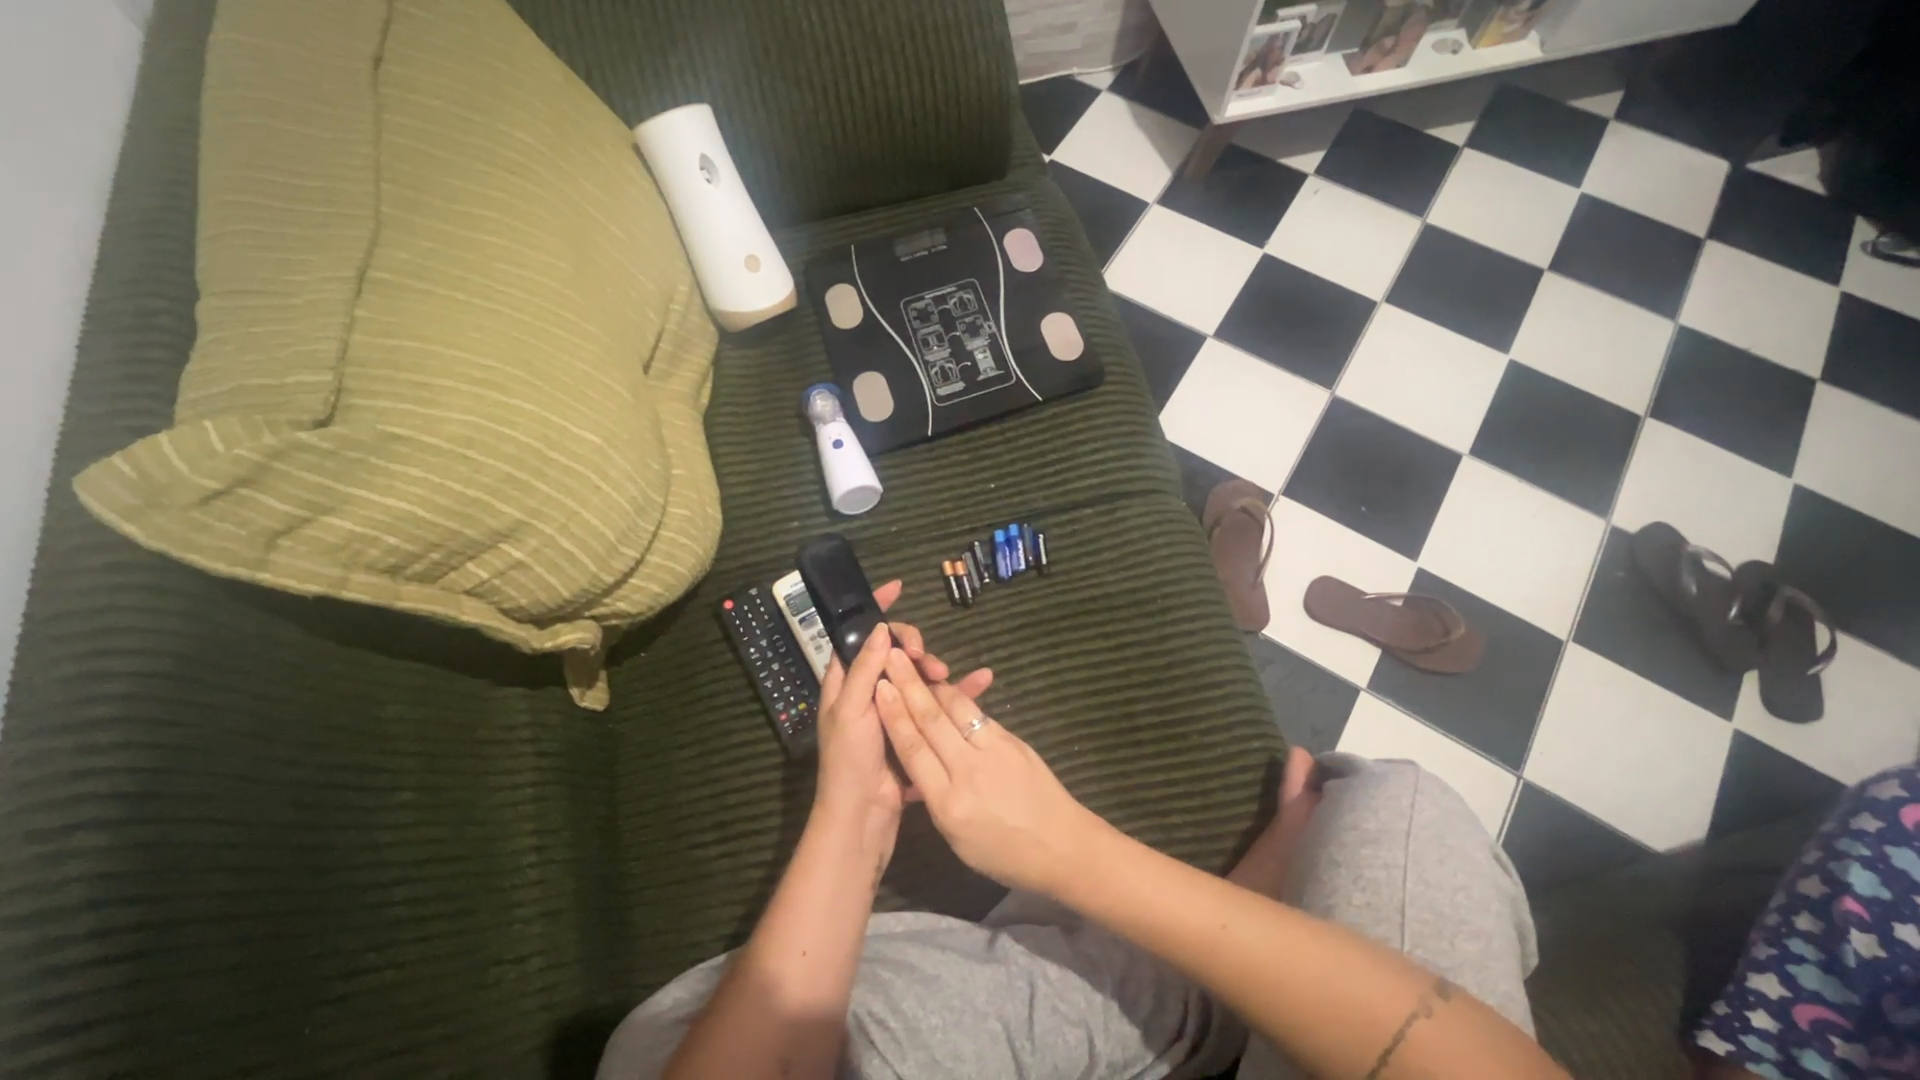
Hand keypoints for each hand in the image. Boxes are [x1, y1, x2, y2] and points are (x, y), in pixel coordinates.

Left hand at [813, 581, 991, 825]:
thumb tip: (879, 629)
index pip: (856, 636)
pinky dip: (958, 694)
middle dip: (912, 646)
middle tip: (926, 656)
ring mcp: (893, 713)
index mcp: (844, 685)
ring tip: (949, 675)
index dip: (873, 610)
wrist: (863, 818)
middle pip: (893, 654)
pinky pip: (938, 706)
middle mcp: (868, 694)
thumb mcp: (852, 710)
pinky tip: (982, 682)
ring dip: (935, 670)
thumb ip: (865, 669)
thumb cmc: (849, 762)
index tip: (898, 589)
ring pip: (918, 678)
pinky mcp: (915, 733)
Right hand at [871, 648, 1102, 895]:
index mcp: (949, 802)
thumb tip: (915, 771)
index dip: (894, 716)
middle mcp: (969, 772)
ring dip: (933, 685)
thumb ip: (933, 800)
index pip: (914, 750)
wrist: (1063, 846)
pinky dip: (960, 701)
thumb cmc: (1004, 854)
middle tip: (891, 656)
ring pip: (957, 710)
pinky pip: (980, 717)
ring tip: (915, 663)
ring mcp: (995, 752)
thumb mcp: (957, 839)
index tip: (880, 687)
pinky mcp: (1015, 742)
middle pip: (932, 721)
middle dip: (909, 686)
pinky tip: (947, 690)